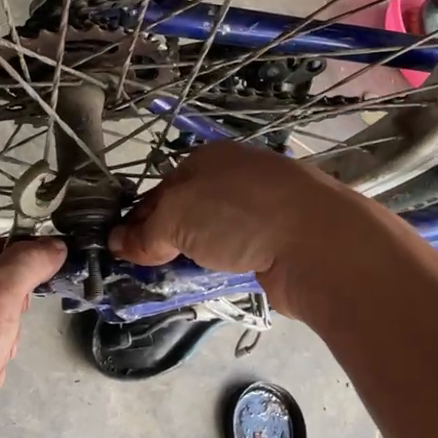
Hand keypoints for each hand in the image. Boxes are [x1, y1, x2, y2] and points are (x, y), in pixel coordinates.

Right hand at [107, 142, 376, 315]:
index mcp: (208, 157)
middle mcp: (237, 175)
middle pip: (189, 210)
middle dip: (167, 238)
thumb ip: (145, 232)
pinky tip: (217, 279)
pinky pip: (243, 251)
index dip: (140, 218)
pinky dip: (227, 265)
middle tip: (146, 269)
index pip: (161, 188)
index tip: (124, 249)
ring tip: (177, 280)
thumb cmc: (238, 214)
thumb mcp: (176, 218)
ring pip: (218, 232)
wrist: (319, 241)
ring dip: (197, 254)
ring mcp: (266, 205)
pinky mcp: (285, 238)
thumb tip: (118, 243)